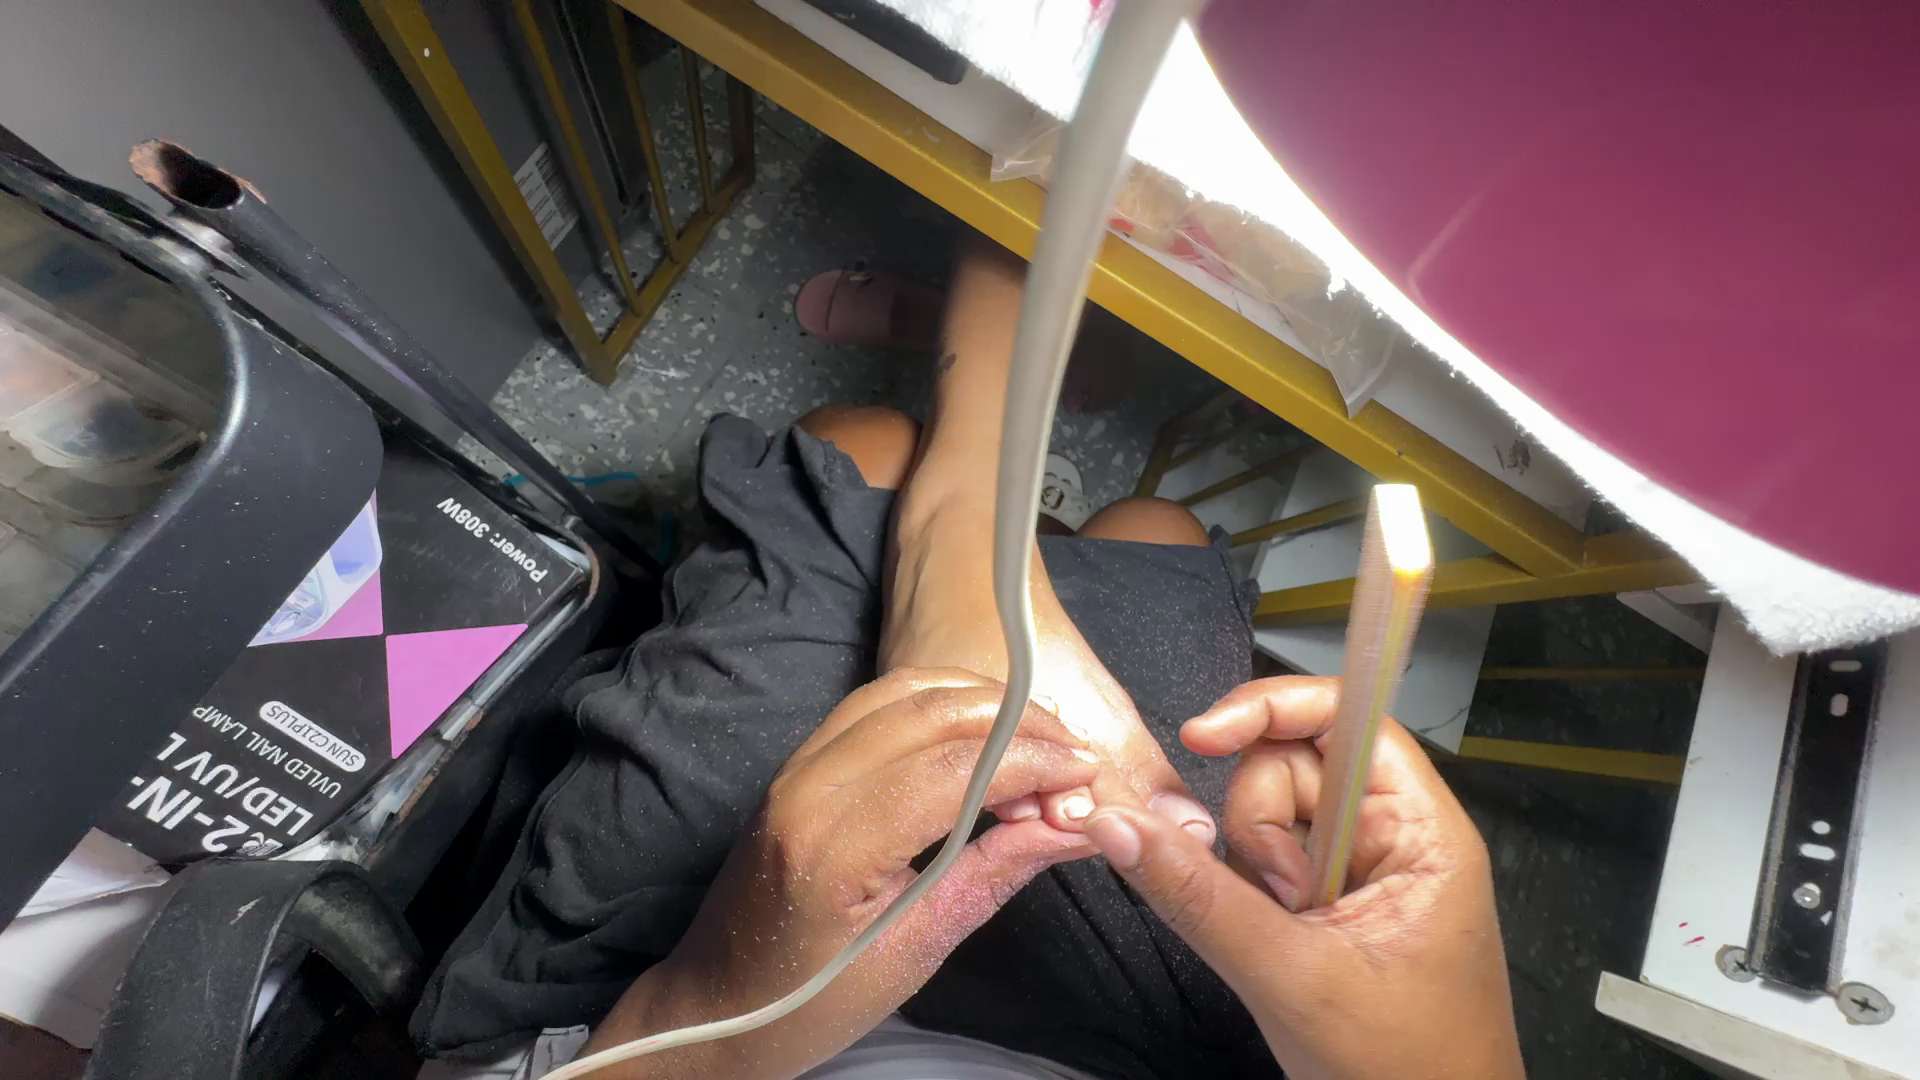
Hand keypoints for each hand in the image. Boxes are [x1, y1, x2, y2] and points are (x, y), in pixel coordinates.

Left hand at [582, 667, 1100, 1078]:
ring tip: (1037, 734)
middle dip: (1017, 721)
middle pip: (933, 714)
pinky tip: (979, 723)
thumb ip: (993, 874)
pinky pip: (881, 699)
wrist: (714, 1000)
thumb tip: (1074, 827)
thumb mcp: (915, 951)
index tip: (1086, 773)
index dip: (1029, 762)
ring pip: (907, 691)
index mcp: (834, 845)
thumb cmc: (813, 998)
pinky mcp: (803, 753)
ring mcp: (801, 759)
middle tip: (1072, 752)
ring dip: (982, 699)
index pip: (953, 771)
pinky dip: (942, 698)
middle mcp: (811, 782)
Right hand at [1081, 676, 1523, 1079]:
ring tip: (1280, 927)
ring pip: (1261, 805)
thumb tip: (1114, 821)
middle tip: (1278, 899)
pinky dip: (1242, 879)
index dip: (1272, 707)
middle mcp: (1384, 827)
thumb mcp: (1292, 978)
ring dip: (1248, 861)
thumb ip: (1197, 896)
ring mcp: (1350, 857)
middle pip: (1286, 761)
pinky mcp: (1320, 885)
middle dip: (1258, 824)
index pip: (1345, 717)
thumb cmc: (1401, 1072)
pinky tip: (1268, 926)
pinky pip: (1256, 848)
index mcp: (1418, 828)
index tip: (1204, 737)